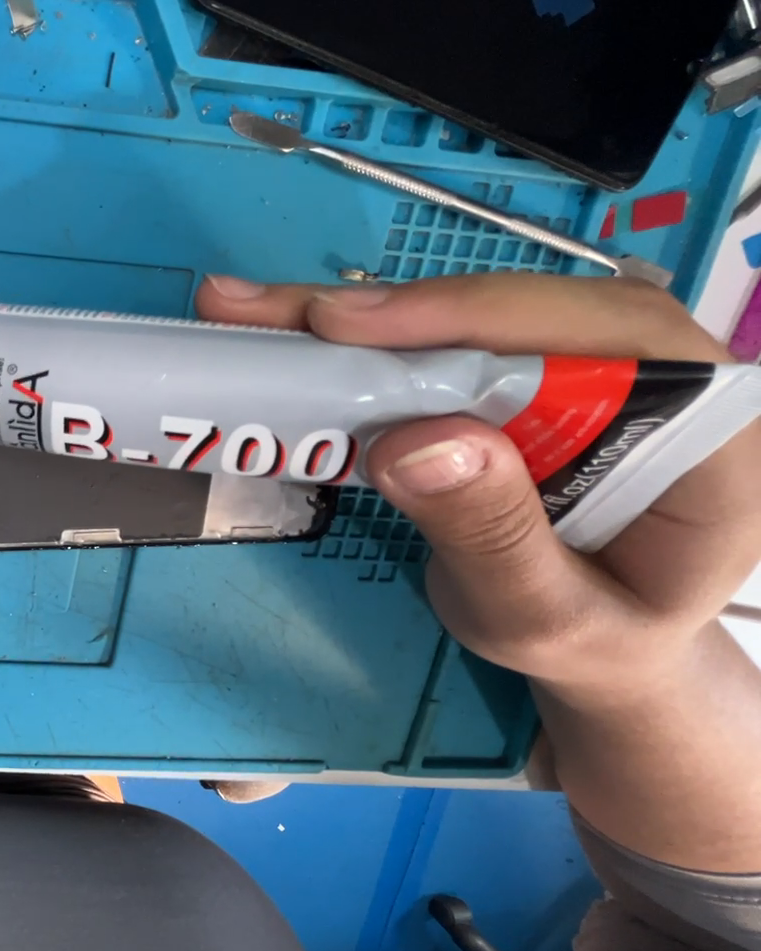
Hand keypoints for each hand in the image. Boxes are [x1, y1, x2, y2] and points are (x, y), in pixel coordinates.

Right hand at [197, 274, 760, 690]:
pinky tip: (279, 339)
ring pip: (454, 322)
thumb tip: (413, 441)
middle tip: (259, 308)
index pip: (597, 332)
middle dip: (373, 307)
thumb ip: (493, 536)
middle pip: (508, 307)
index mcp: (705, 427)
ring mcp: (566, 376)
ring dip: (341, 319)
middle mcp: (641, 376)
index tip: (346, 326)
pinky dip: (343, 350)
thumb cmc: (585, 635)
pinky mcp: (502, 388)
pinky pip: (425, 353)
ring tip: (245, 312)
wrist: (594, 642)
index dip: (469, 315)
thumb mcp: (542, 614)